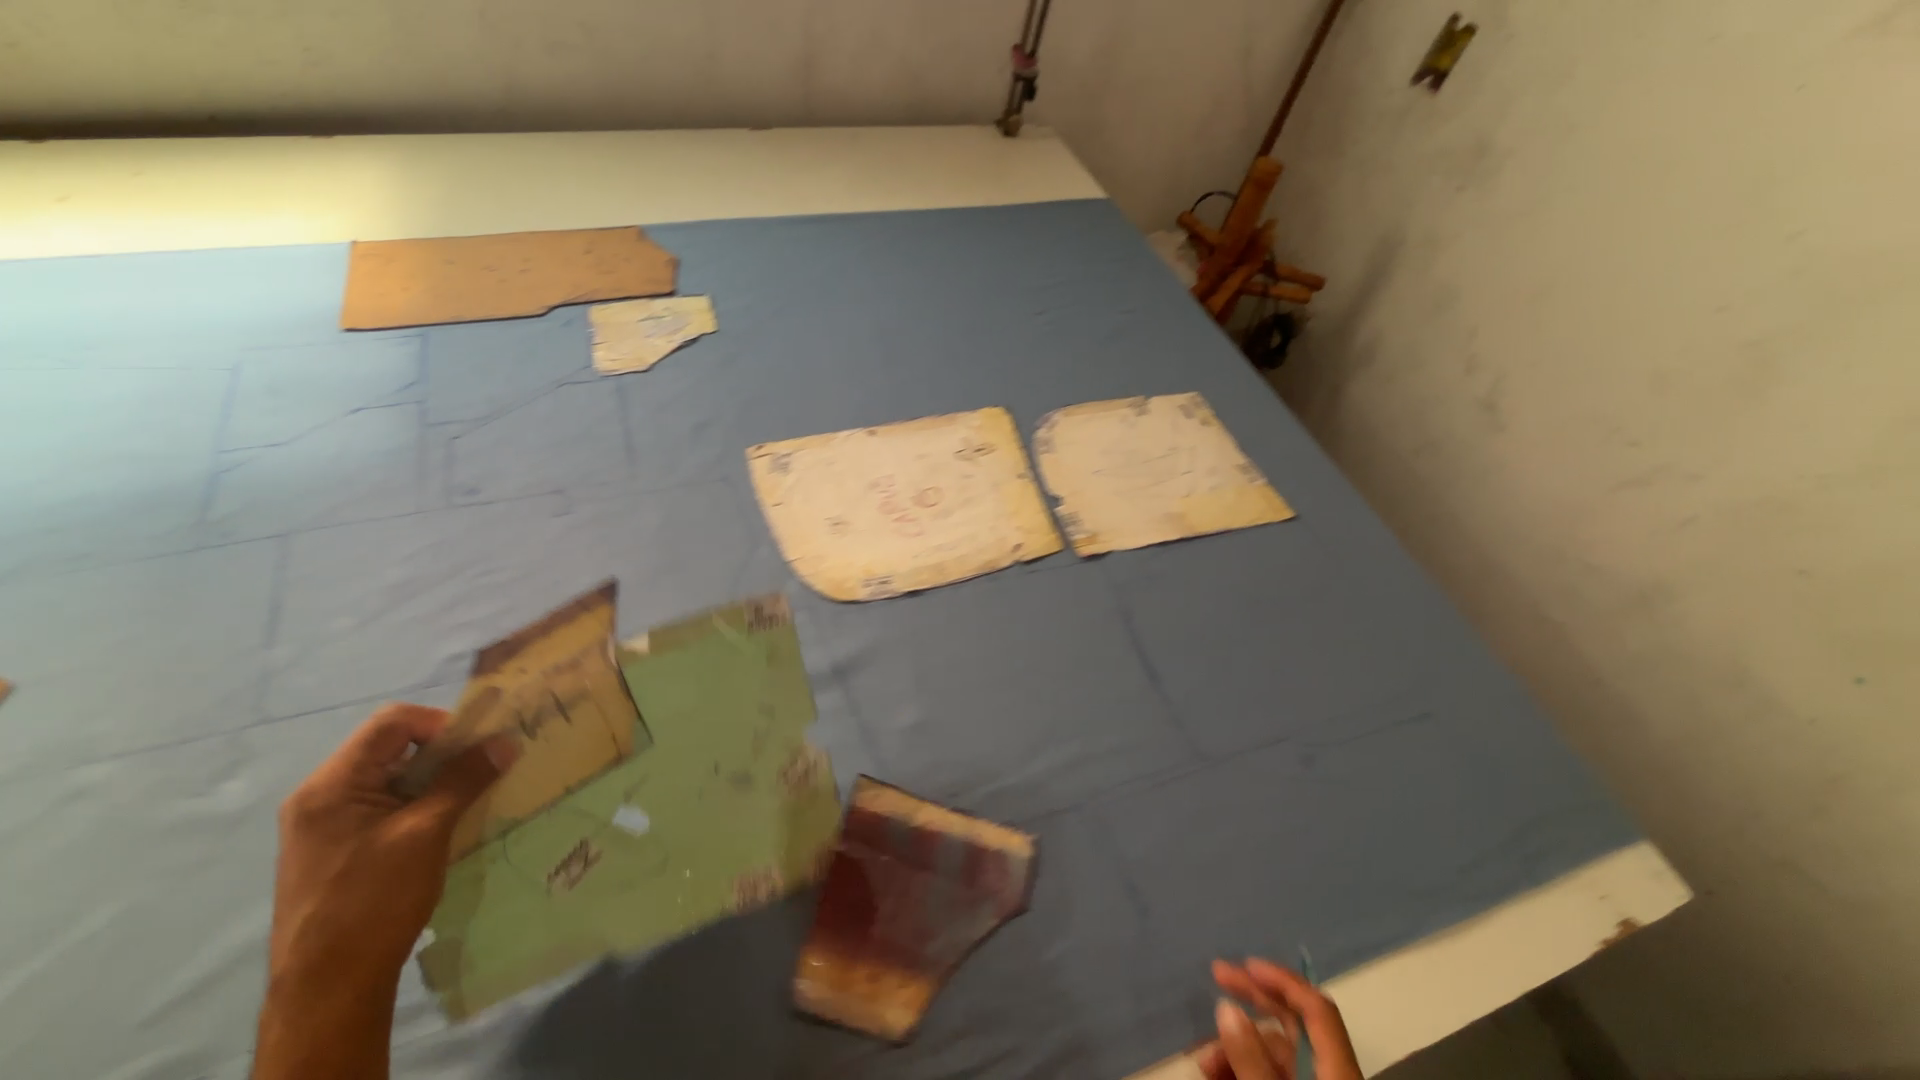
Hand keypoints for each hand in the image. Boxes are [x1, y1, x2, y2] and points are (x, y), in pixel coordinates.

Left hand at [255, 704, 514, 1079]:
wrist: (327, 986)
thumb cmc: (374, 900)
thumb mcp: (426, 833)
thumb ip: (463, 780)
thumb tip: (503, 742)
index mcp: (332, 784)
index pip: (391, 722)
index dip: (440, 724)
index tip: (478, 750)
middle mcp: (319, 797)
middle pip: (388, 749)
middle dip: (441, 755)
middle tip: (482, 774)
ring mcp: (322, 827)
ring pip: (387, 782)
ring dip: (431, 785)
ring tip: (468, 804)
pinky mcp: (332, 853)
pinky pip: (379, 810)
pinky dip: (415, 810)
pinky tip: (441, 834)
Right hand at [1193, 958, 1362, 1079]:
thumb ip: (1251, 1058)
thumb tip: (1226, 1006)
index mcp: (1337, 1066)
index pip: (1317, 1007)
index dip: (1283, 980)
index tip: (1245, 962)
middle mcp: (1330, 1070)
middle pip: (1293, 1023)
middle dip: (1252, 999)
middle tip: (1217, 974)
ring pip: (1275, 1053)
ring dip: (1236, 1047)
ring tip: (1205, 1061)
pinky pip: (1272, 1074)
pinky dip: (1243, 1068)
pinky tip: (1216, 1073)